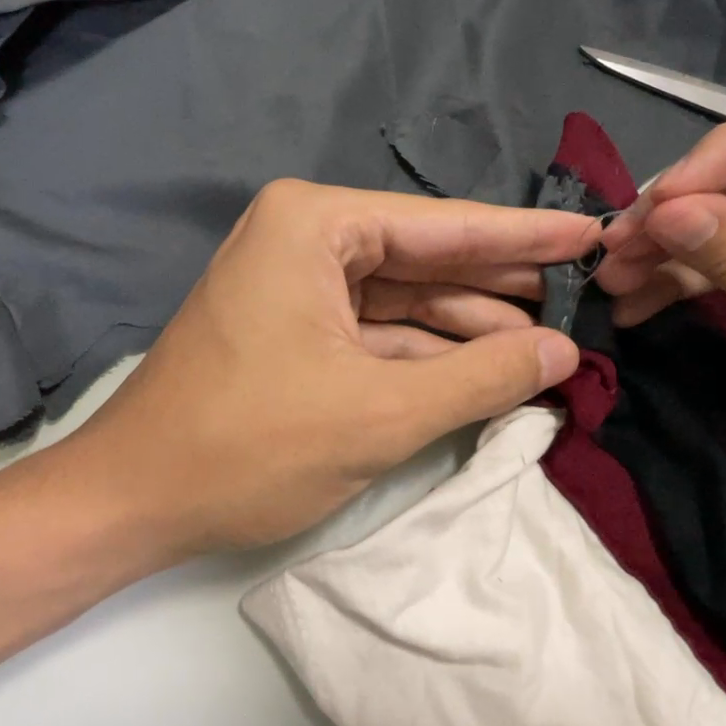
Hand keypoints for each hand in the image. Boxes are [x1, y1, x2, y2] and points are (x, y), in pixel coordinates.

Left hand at [58, 180, 597, 556]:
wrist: (132, 501)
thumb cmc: (250, 444)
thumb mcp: (381, 413)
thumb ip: (482, 376)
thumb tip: (562, 351)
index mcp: (315, 224)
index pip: (444, 226)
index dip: (525, 235)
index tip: (593, 233)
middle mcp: (305, 236)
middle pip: (427, 258)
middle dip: (502, 287)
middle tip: (587, 298)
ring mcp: (296, 283)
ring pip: (405, 298)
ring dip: (471, 327)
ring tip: (553, 343)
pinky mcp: (294, 328)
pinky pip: (377, 330)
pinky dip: (429, 353)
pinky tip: (490, 368)